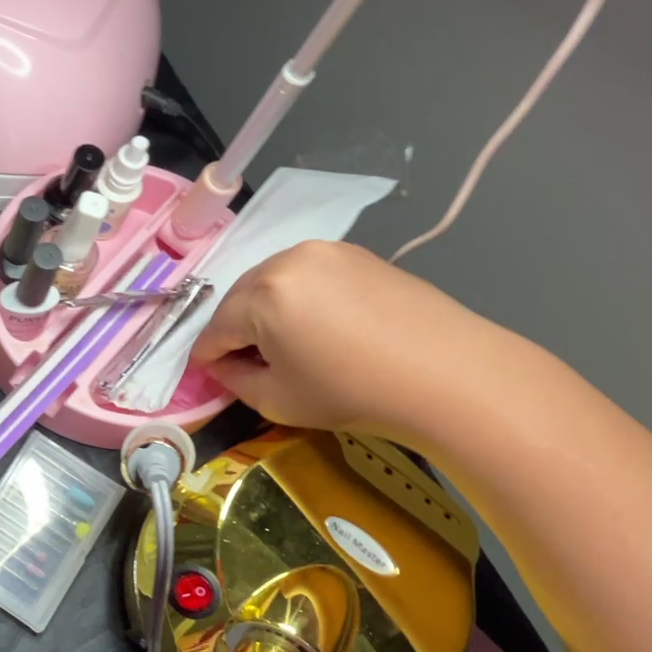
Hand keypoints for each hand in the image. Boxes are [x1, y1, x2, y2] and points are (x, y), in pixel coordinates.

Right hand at [188, 241, 504, 443]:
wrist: (445, 373)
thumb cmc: (351, 391)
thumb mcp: (276, 399)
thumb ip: (235, 379)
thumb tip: (224, 365)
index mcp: (261, 295)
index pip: (214, 329)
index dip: (206, 358)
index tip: (207, 377)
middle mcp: (287, 261)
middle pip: (239, 297)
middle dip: (233, 329)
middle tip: (243, 363)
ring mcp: (326, 251)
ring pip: (271, 282)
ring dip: (263, 311)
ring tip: (280, 345)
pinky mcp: (357, 254)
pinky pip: (306, 275)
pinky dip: (297, 299)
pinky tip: (314, 328)